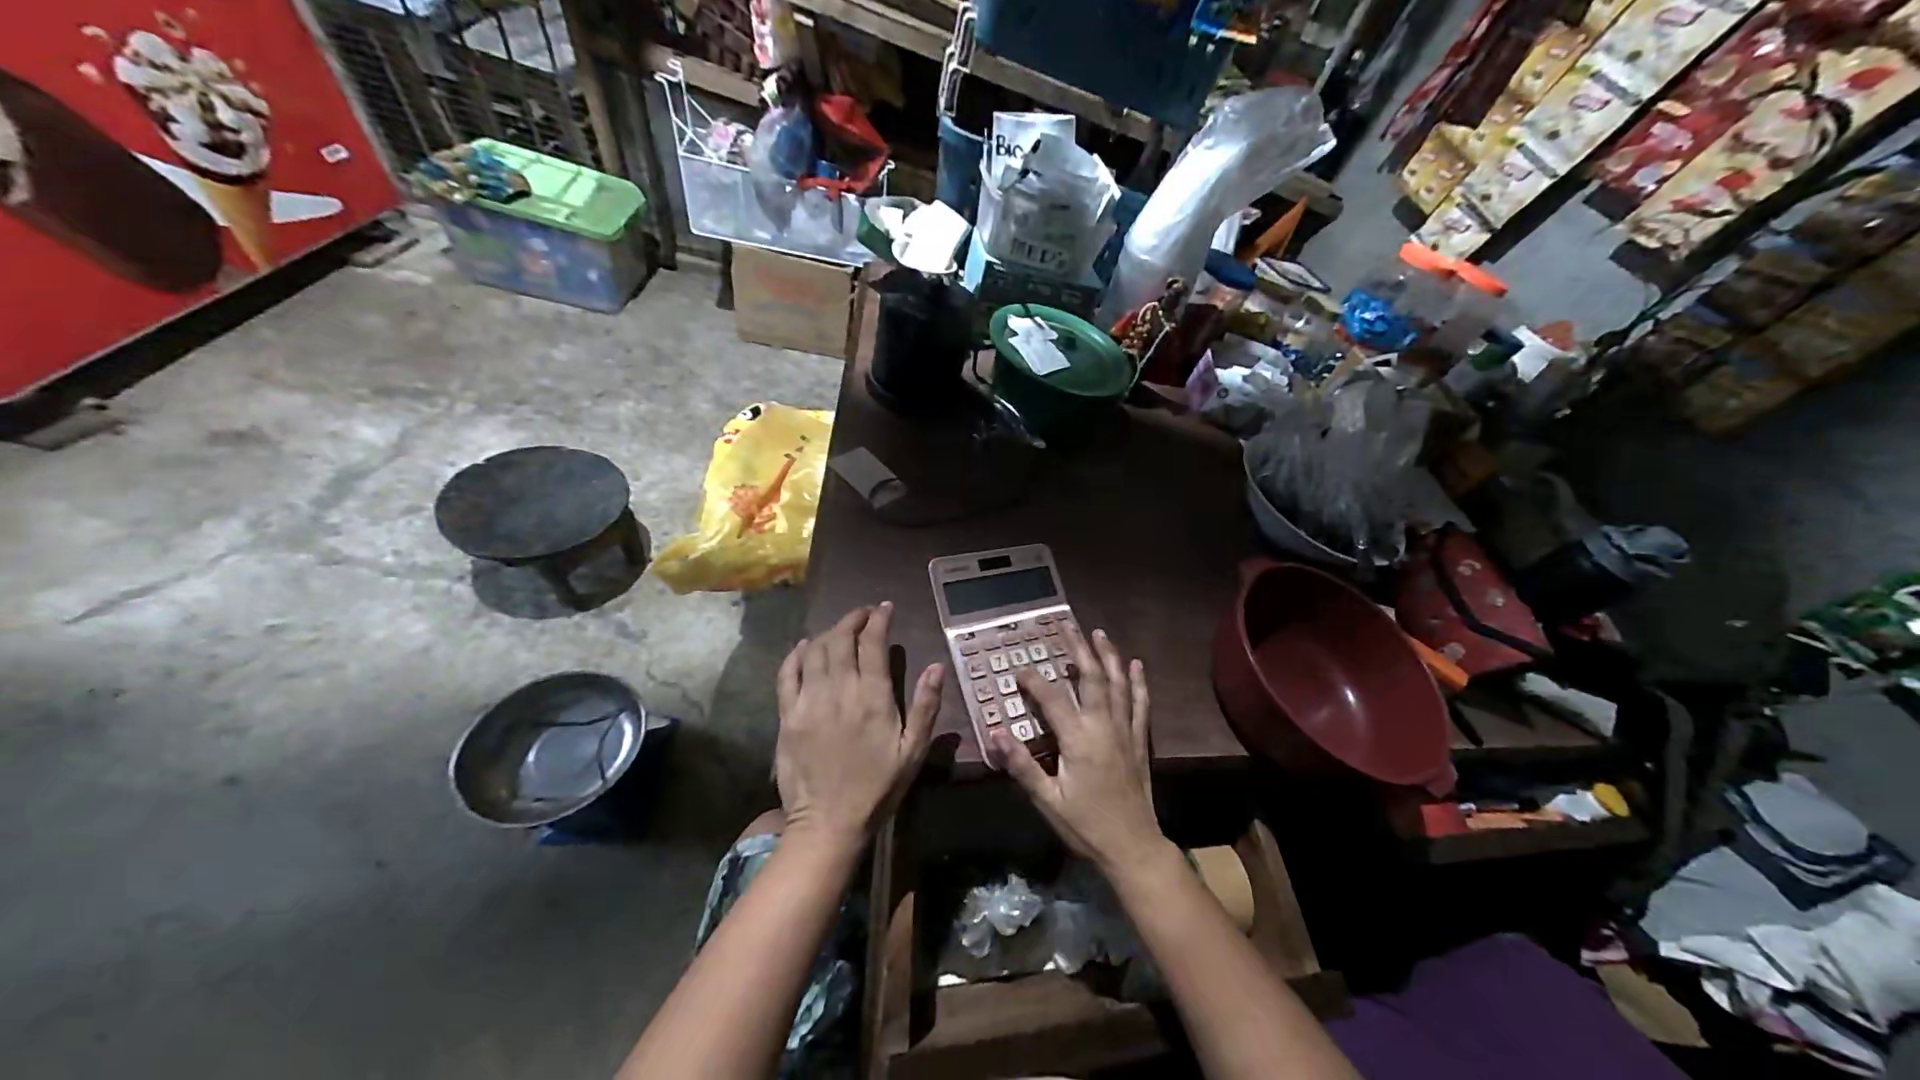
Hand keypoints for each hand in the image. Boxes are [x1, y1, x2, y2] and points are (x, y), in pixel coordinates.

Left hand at [775, 603, 941, 851]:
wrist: (829, 821)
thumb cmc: (878, 787)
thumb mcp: (913, 751)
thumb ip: (926, 706)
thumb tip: (936, 667)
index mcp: (873, 697)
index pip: (873, 643)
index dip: (879, 619)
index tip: (885, 608)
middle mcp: (839, 689)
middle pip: (841, 639)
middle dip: (853, 619)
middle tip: (864, 614)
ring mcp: (809, 700)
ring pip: (815, 650)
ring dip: (828, 632)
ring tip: (839, 629)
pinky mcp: (787, 714)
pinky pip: (787, 673)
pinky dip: (796, 654)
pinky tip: (804, 647)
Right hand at [991, 625, 1164, 870]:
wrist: (1133, 847)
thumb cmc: (1085, 826)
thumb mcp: (1047, 801)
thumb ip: (1022, 765)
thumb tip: (997, 734)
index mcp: (1078, 740)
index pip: (1052, 699)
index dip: (1034, 681)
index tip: (1020, 670)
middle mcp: (1104, 727)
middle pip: (1091, 678)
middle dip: (1078, 649)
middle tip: (1068, 625)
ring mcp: (1125, 732)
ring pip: (1118, 685)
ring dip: (1108, 656)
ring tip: (1099, 633)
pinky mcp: (1139, 742)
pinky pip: (1140, 705)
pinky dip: (1138, 683)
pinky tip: (1135, 665)